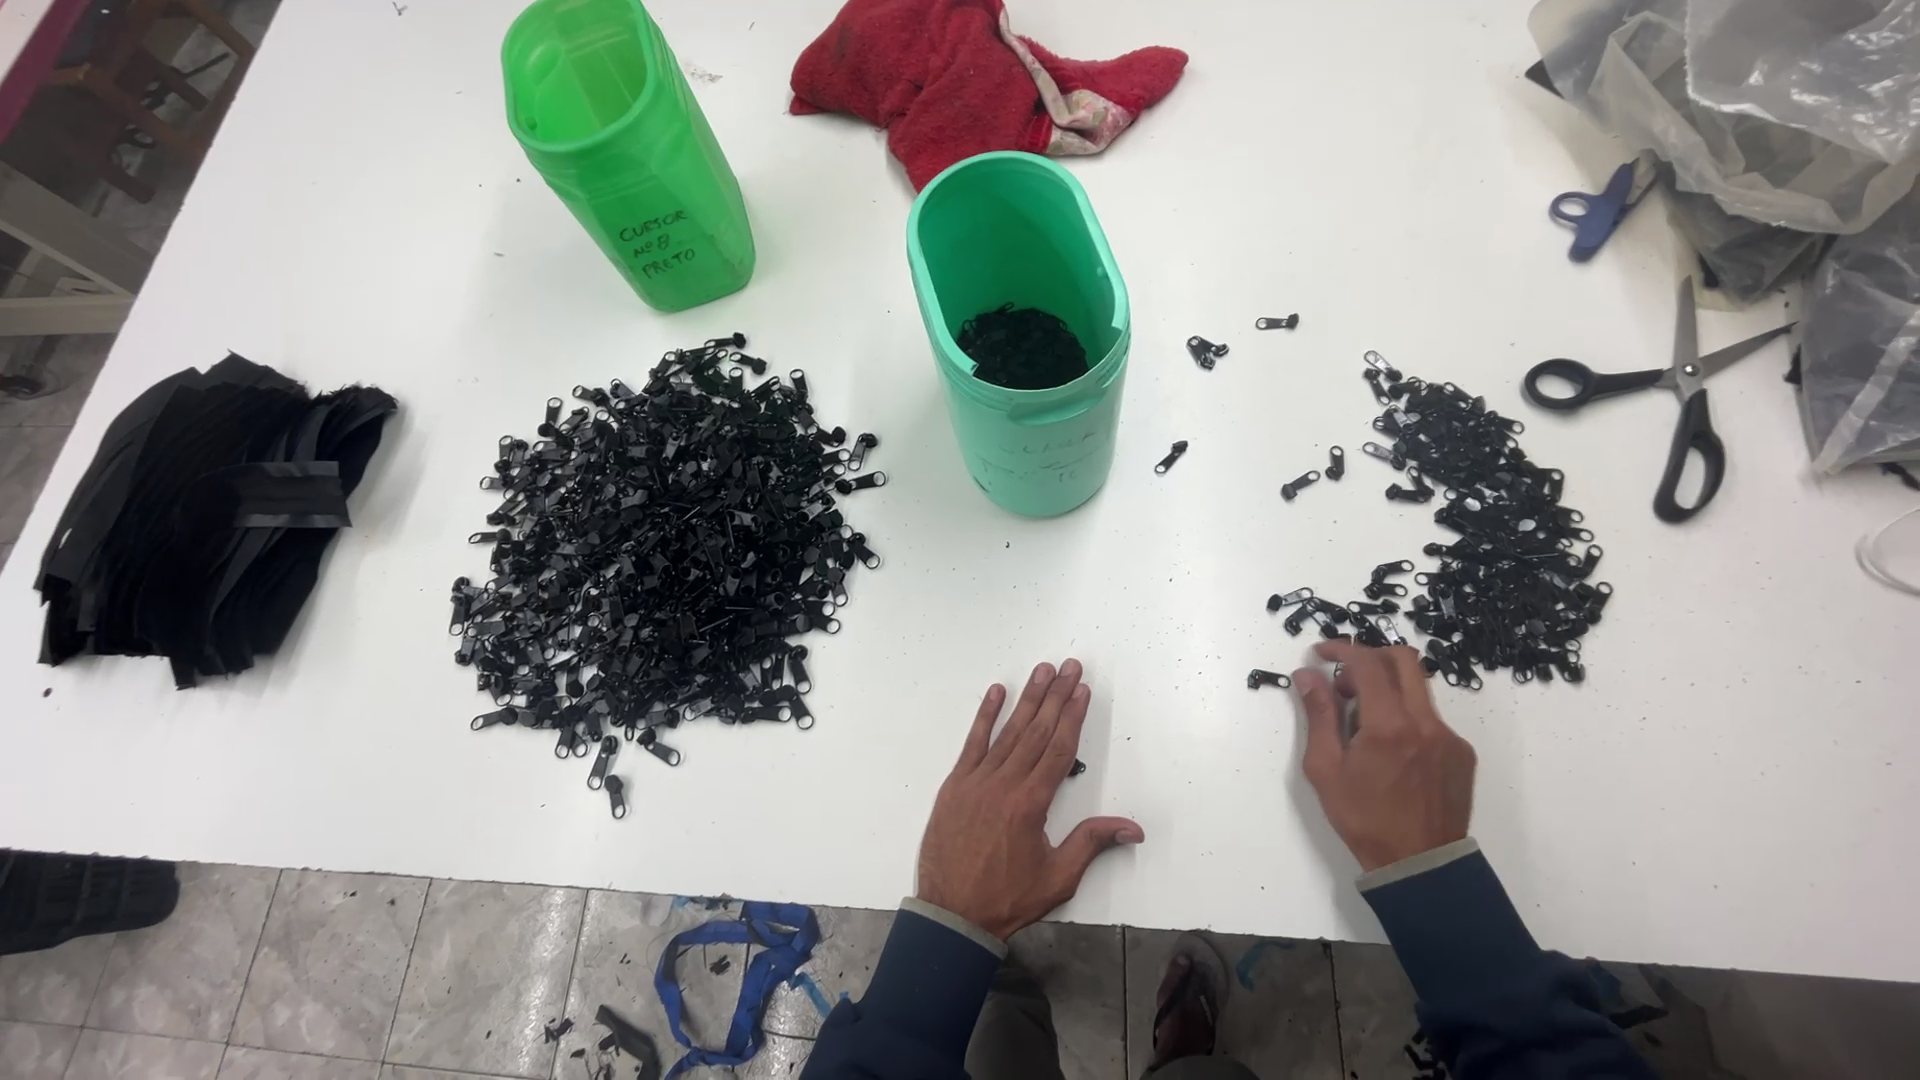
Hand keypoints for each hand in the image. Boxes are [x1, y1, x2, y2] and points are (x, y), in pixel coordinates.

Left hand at [915, 659, 1144, 940]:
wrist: (951, 915)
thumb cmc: (1007, 899)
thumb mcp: (1058, 878)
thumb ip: (1091, 844)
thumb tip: (1132, 828)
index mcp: (1030, 804)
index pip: (1058, 749)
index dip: (1073, 717)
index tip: (1082, 690)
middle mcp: (1004, 784)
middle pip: (1036, 732)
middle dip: (1056, 697)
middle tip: (1069, 666)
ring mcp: (976, 781)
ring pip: (1007, 732)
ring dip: (1027, 699)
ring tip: (1042, 672)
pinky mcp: (955, 785)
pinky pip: (972, 743)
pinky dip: (984, 717)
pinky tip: (996, 692)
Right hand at [1293, 642, 1475, 872]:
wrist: (1419, 863)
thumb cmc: (1363, 817)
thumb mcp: (1325, 767)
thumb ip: (1319, 714)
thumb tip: (1307, 675)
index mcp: (1389, 725)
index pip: (1367, 664)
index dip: (1341, 649)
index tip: (1320, 653)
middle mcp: (1426, 723)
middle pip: (1403, 660)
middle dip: (1369, 657)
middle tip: (1344, 678)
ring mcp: (1449, 737)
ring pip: (1418, 688)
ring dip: (1386, 686)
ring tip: (1361, 719)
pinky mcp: (1461, 752)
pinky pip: (1430, 716)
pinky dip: (1404, 714)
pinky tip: (1389, 747)